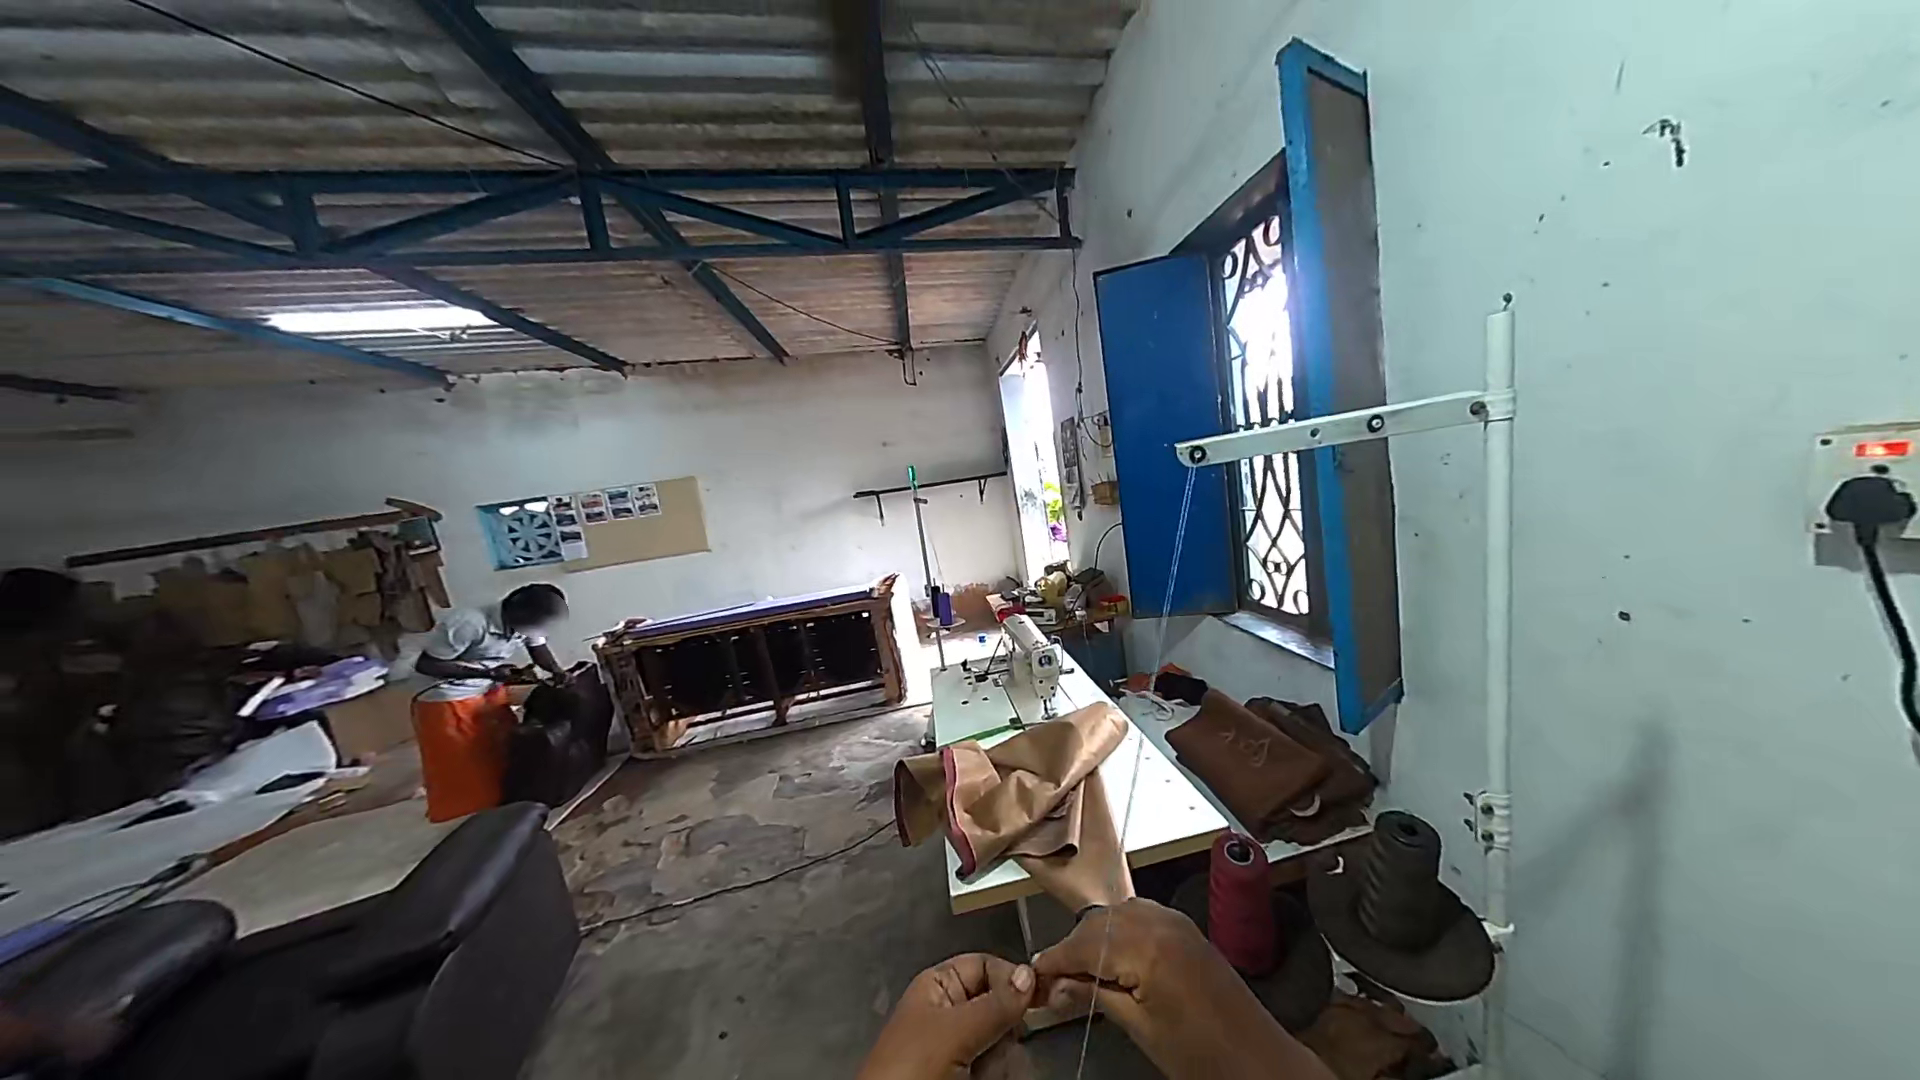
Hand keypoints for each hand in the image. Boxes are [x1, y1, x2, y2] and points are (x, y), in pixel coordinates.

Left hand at [857, 954, 1035, 1079]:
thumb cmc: (914, 1068)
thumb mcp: (953, 1031)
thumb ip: (994, 1004)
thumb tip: (1030, 973)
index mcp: (939, 986)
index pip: (984, 966)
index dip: (1010, 977)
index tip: (1037, 995)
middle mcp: (951, 1012)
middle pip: (998, 1006)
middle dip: (1007, 1026)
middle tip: (1002, 1043)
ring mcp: (959, 1049)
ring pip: (1001, 1042)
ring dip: (1004, 1057)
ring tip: (987, 1072)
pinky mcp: (967, 1077)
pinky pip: (995, 1067)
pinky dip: (999, 1074)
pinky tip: (990, 1078)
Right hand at [1033, 899, 1333, 1079]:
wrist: (1262, 1063)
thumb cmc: (1201, 1056)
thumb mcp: (1141, 1030)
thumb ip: (1096, 996)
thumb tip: (1053, 989)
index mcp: (1147, 946)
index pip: (1084, 944)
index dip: (1055, 960)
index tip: (1033, 975)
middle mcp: (1157, 920)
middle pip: (1097, 924)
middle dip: (1072, 948)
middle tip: (1053, 979)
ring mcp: (1172, 918)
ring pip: (1114, 915)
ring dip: (1093, 937)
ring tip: (1079, 971)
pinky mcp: (1182, 924)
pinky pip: (1137, 914)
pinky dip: (1117, 930)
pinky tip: (1111, 955)